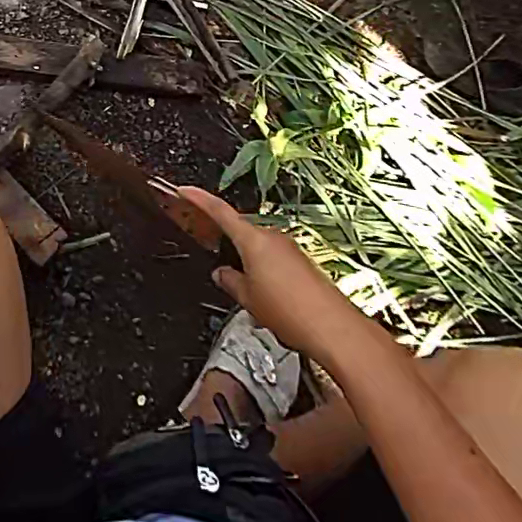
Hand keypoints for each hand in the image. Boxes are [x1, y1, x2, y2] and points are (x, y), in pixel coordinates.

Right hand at [179, 186, 364, 361]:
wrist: (336, 330)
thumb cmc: (290, 311)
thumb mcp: (247, 298)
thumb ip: (229, 280)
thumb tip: (222, 273)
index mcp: (253, 239)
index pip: (219, 211)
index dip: (199, 199)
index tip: (184, 191)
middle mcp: (273, 237)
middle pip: (241, 232)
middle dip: (229, 247)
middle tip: (220, 268)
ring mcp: (291, 250)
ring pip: (260, 250)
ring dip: (250, 265)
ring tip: (250, 297)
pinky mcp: (304, 265)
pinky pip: (276, 262)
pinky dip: (267, 275)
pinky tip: (271, 302)